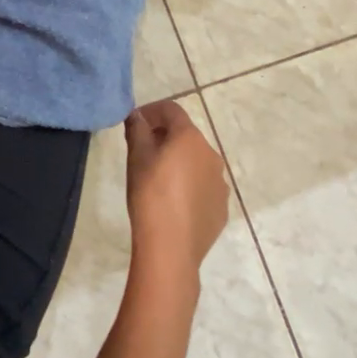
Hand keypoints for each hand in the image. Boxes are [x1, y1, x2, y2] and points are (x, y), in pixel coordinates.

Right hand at [124, 101, 229, 273]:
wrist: (171, 247)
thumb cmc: (150, 194)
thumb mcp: (136, 157)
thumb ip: (137, 129)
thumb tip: (137, 115)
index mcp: (190, 138)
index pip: (171, 110)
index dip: (151, 110)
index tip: (135, 122)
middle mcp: (211, 155)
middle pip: (186, 135)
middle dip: (164, 136)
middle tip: (142, 150)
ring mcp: (220, 183)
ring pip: (197, 162)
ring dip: (179, 161)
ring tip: (157, 179)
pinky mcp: (221, 207)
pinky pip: (203, 186)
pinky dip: (189, 185)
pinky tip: (172, 202)